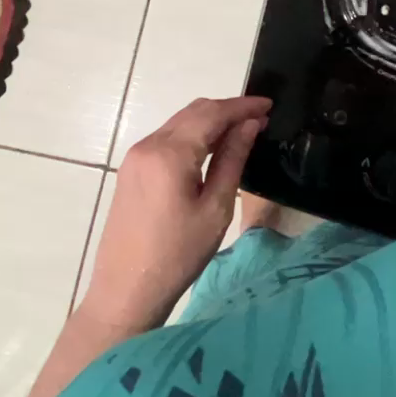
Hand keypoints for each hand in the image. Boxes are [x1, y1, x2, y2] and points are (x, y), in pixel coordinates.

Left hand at [78, 96, 270, 331]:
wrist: (126, 291)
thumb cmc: (177, 255)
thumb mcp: (215, 209)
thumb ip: (232, 159)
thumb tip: (250, 125)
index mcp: (169, 154)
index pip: (212, 114)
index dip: (243, 106)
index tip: (270, 105)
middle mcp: (148, 145)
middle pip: (194, 111)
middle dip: (228, 110)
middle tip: (260, 118)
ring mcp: (136, 156)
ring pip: (180, 122)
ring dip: (210, 120)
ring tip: (242, 131)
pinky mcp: (132, 169)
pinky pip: (167, 137)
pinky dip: (193, 134)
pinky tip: (212, 147)